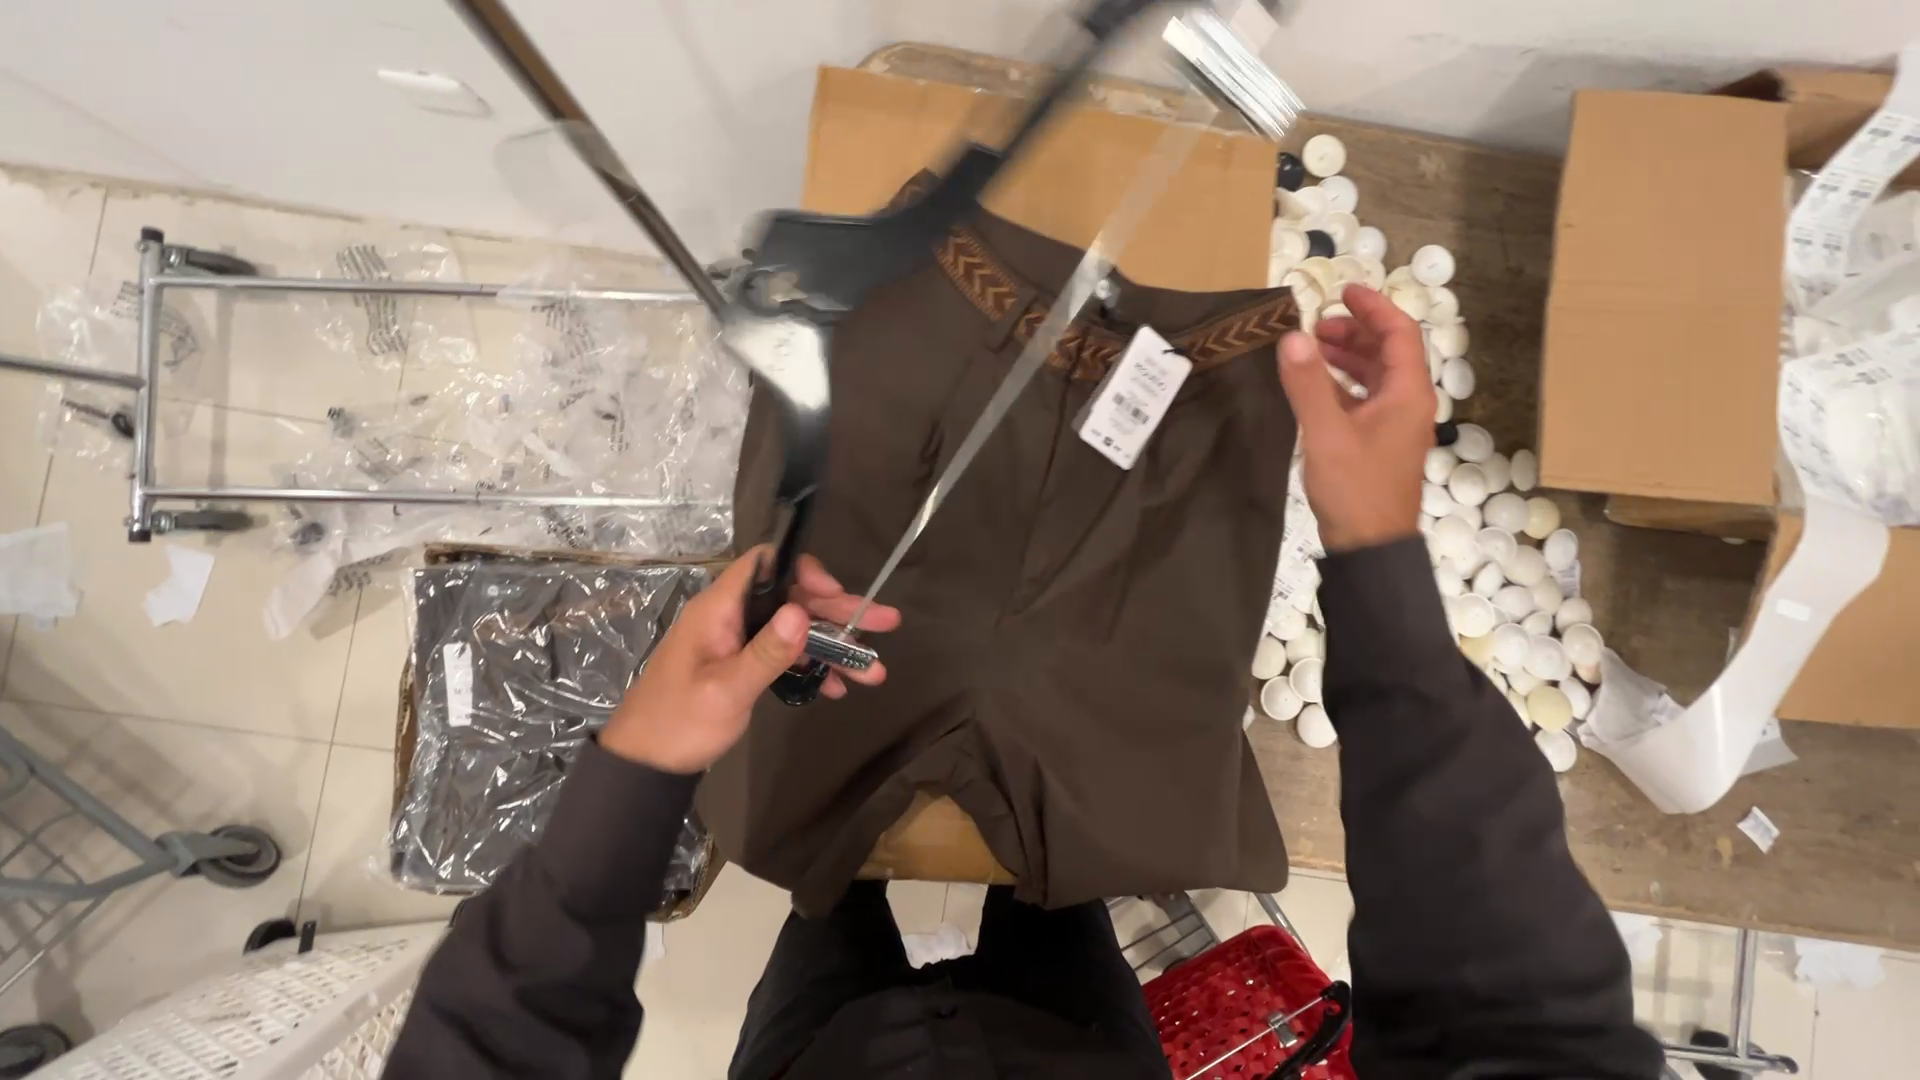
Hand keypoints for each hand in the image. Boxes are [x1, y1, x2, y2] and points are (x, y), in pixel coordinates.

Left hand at [600, 549, 900, 773]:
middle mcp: (730, 617)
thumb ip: (767, 651)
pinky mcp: (742, 666)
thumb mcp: (727, 690)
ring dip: (833, 646)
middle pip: (792, 599)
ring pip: (794, 630)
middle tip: (885, 623)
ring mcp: (737, 642)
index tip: (835, 592)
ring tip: (873, 669)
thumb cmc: (680, 723)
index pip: (764, 564)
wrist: (644, 767)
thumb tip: (803, 611)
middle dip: (839, 612)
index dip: (803, 570)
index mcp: (719, 609)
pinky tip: (837, 687)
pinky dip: (811, 668)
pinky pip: (783, 655)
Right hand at [1278, 284, 1436, 551]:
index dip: (1373, 308)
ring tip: (1311, 351)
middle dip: (1354, 333)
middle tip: (1316, 327)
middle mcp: (1408, 403)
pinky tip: (1315, 389)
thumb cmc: (1355, 488)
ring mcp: (1394, 426)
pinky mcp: (1378, 444)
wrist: (1370, 545)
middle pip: (1388, 353)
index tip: (1344, 291)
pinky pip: (1364, 401)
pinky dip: (1342, 386)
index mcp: (1408, 394)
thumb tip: (1292, 337)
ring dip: (1347, 359)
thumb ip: (1309, 385)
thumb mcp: (1327, 434)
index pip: (1400, 334)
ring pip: (1376, 377)